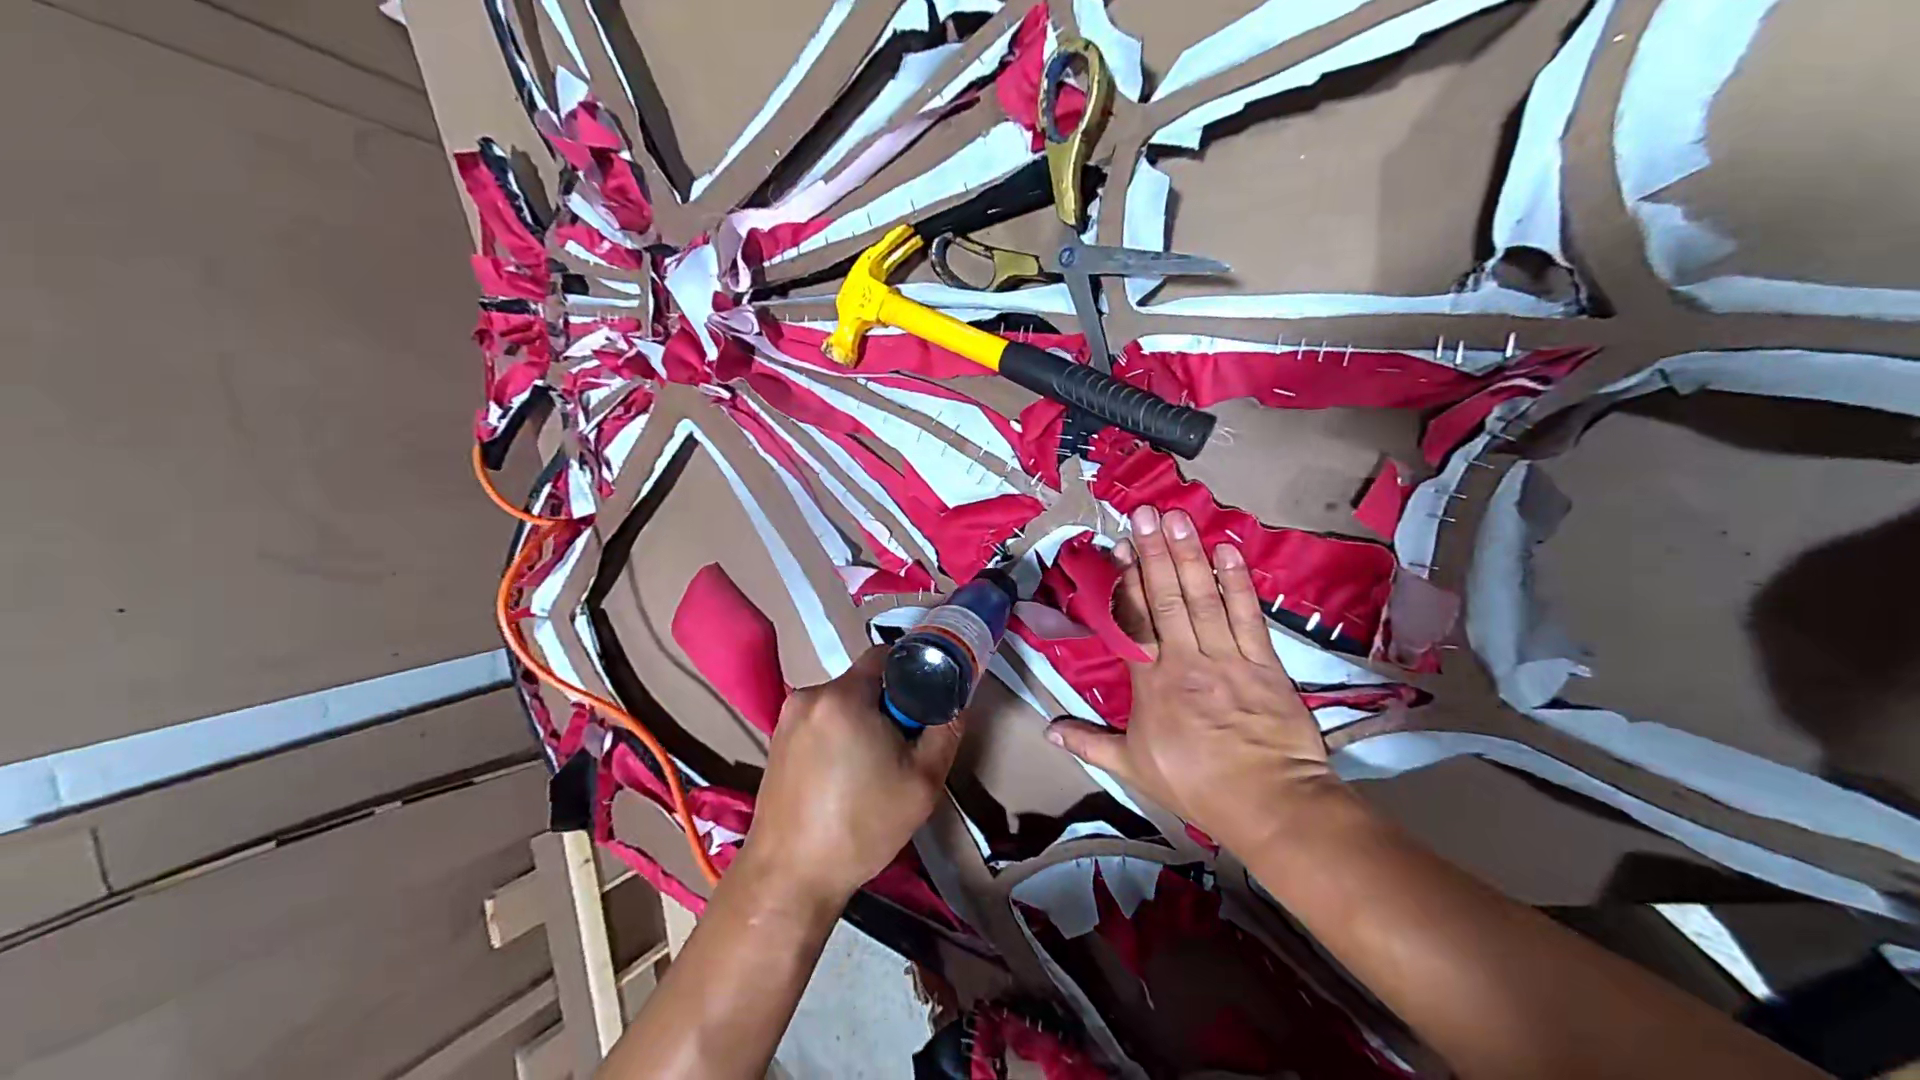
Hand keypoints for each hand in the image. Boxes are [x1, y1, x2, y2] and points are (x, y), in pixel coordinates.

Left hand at [741, 646, 961, 903]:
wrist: (790, 876)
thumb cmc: (861, 827)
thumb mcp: (923, 782)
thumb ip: (945, 730)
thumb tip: (954, 699)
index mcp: (843, 696)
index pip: (886, 654)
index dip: (913, 671)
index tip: (925, 705)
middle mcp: (809, 695)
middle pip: (864, 681)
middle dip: (889, 704)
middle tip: (903, 746)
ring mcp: (787, 717)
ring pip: (843, 702)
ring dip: (864, 721)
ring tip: (874, 767)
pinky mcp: (776, 739)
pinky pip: (822, 721)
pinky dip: (840, 735)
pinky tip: (845, 776)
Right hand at [1046, 506, 1341, 846]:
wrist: (1269, 802)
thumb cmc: (1196, 783)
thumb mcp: (1133, 766)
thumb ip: (1089, 742)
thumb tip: (1047, 731)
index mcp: (1153, 682)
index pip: (1134, 622)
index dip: (1126, 582)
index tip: (1119, 548)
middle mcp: (1188, 660)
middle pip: (1168, 598)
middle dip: (1155, 552)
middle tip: (1145, 514)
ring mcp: (1228, 658)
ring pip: (1204, 598)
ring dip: (1190, 556)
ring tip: (1178, 520)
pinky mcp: (1264, 663)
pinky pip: (1247, 615)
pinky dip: (1237, 582)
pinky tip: (1227, 552)